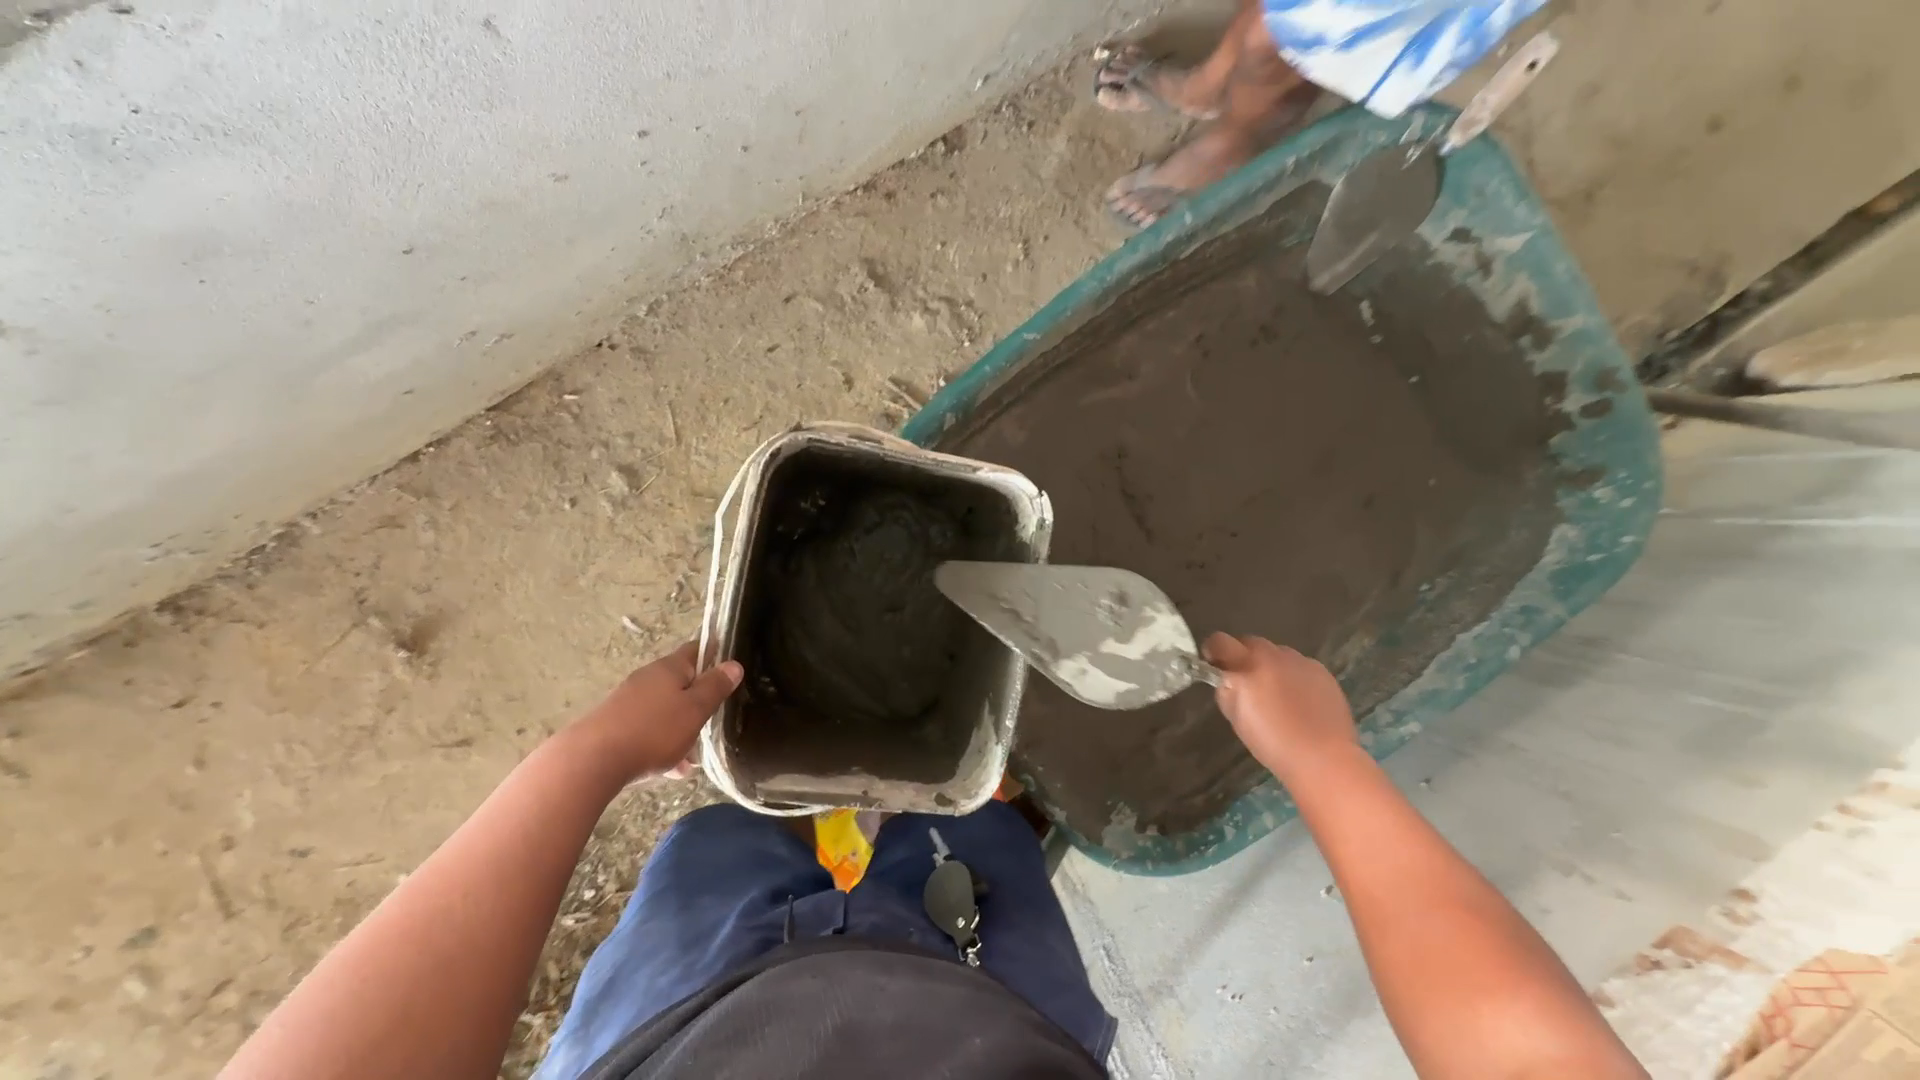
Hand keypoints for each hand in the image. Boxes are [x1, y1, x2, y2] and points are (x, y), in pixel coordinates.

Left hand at [562, 643, 742, 783]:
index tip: (731, 666)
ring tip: (694, 757)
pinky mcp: (616, 726)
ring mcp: (629, 703)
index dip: (715, 653)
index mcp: (669, 668)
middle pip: (681, 683)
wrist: (592, 760)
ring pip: (666, 711)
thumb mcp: (695, 710)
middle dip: (699, 701)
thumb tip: (734, 664)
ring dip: (682, 728)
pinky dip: (664, 744)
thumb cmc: (653, 730)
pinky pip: (649, 731)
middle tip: (716, 720)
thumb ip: (715, 687)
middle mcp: (647, 679)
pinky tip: (671, 770)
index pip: (696, 649)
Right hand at [1204, 633, 1356, 780]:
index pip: (1220, 641)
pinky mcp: (1322, 670)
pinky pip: (1299, 665)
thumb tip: (1227, 680)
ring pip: (1277, 653)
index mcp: (1247, 667)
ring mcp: (1300, 661)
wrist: (1323, 757)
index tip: (1214, 664)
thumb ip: (1227, 691)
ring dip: (1270, 665)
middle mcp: (1273, 656)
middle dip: (1243, 656)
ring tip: (1277, 693)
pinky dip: (1293, 675)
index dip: (1214, 650)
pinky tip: (1300, 700)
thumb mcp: (1236, 719)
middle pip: (1250, 642)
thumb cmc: (1272, 743)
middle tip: (1247, 681)